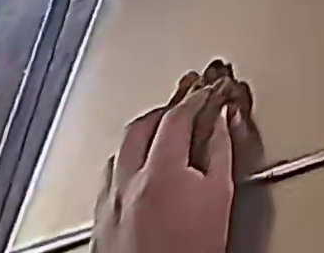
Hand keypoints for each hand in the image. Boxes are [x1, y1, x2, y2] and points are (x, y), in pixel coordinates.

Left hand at [95, 88, 235, 252]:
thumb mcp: (221, 195)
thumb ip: (222, 148)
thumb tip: (224, 120)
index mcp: (160, 172)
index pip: (177, 115)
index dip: (195, 99)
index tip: (207, 94)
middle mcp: (127, 185)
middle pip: (140, 126)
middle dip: (164, 111)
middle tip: (184, 108)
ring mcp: (109, 208)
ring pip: (118, 154)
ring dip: (140, 138)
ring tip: (161, 138)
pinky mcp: (99, 229)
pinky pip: (107, 183)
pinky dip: (125, 168)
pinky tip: (140, 175)